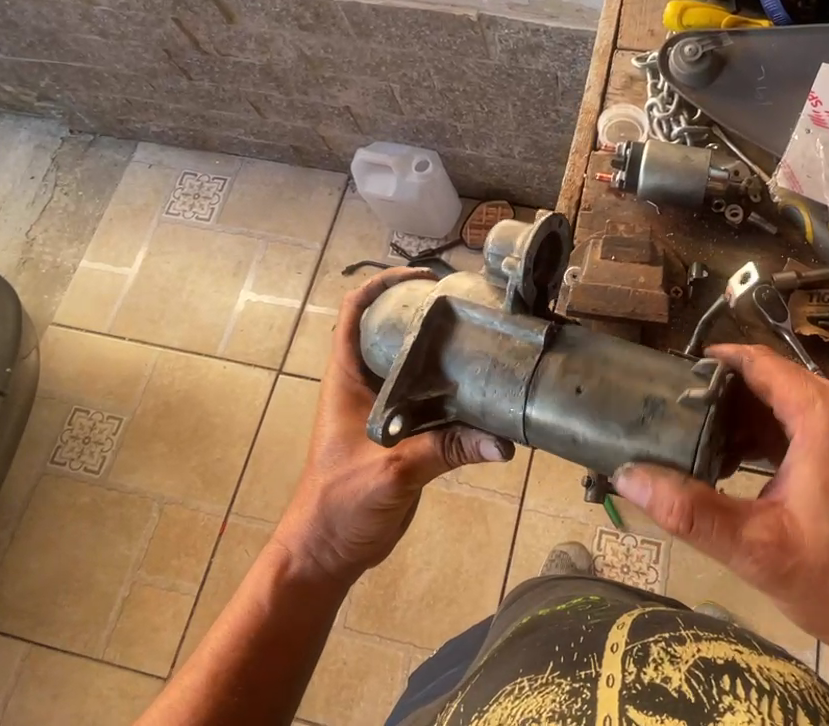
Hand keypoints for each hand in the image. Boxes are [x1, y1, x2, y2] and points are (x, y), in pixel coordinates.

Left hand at [269, 268, 511, 587]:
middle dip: (423, 312)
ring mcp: (384, 410)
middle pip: (391, 332)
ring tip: (484, 337)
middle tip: (467, 306)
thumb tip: (501, 441)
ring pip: (414, 365)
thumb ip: (444, 450)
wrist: (326, 551)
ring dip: (442, 351)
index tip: (423, 277)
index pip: (354, 312)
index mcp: (347, 379)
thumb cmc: (339, 503)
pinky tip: (485, 389)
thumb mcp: (391, 471)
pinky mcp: (403, 434)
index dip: (381, 284)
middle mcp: (365, 385)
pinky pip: (430, 399)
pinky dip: (454, 390)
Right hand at [612, 343, 828, 662]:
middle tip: (670, 416)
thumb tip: (628, 476)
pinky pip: (801, 425)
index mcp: (823, 415)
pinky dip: (766, 437)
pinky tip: (731, 465)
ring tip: (691, 441)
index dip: (711, 363)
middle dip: (720, 395)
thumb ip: (688, 510)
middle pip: (769, 379)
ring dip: (741, 419)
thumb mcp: (757, 549)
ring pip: (784, 403)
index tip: (668, 376)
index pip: (757, 361)